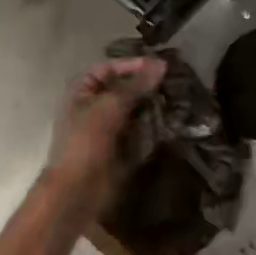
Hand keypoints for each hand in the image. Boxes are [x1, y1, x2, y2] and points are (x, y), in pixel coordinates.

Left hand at [46, 57, 166, 213]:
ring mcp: (108, 128)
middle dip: (147, 86)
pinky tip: (173, 121)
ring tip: (178, 100)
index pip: (110, 67)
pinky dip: (154, 126)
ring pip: (135, 110)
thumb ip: (136, 84)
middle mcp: (94, 105)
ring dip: (154, 106)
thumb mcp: (110, 106)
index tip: (161, 65)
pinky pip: (140, 131)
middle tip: (175, 82)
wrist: (77, 191)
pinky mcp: (121, 148)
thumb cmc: (86, 141)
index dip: (133, 65)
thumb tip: (162, 63)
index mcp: (82, 90)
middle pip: (124, 88)